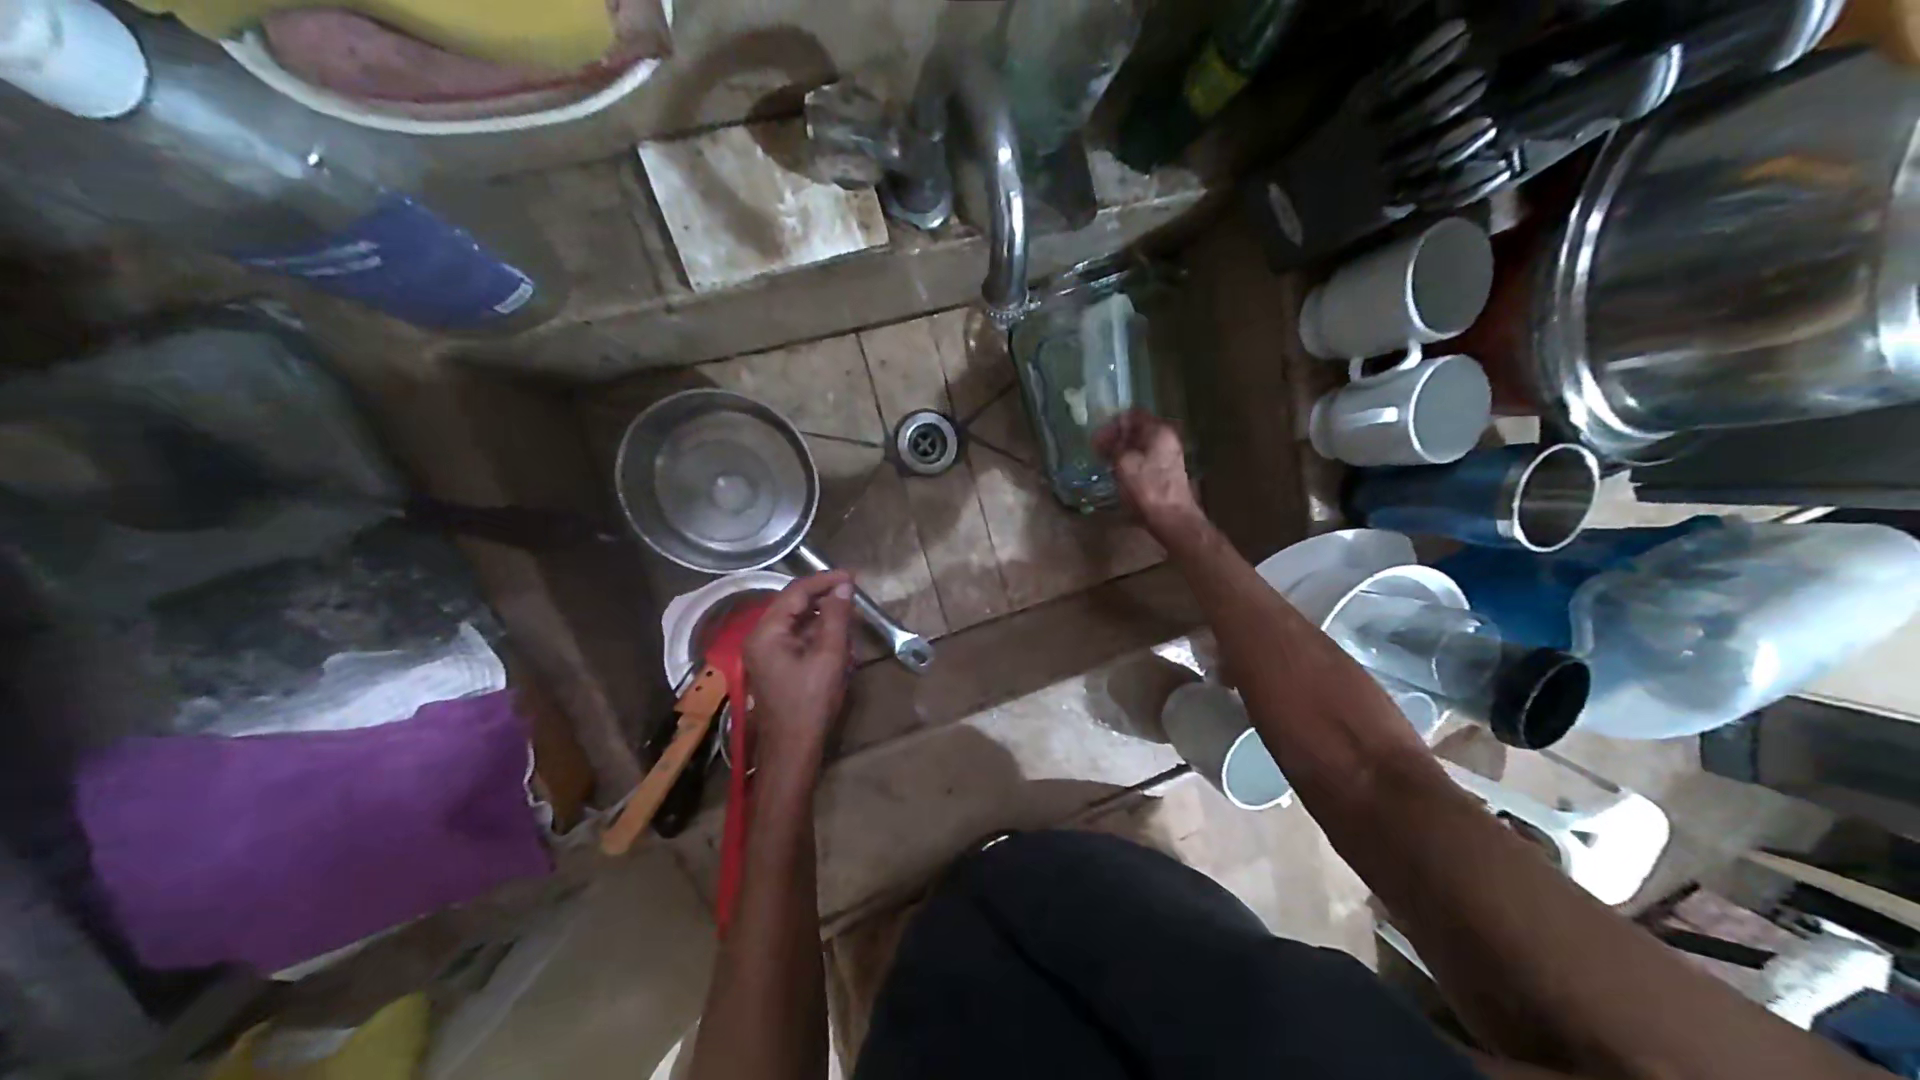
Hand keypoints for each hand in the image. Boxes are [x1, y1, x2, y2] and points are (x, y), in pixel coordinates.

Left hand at [743, 572, 854, 779]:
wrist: (792, 749)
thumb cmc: (810, 702)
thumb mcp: (829, 656)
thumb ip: (836, 617)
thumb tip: (844, 587)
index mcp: (766, 632)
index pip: (795, 593)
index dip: (824, 581)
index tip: (852, 577)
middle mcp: (760, 638)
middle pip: (793, 606)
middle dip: (824, 599)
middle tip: (853, 595)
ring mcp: (765, 654)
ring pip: (796, 623)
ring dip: (823, 618)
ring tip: (850, 619)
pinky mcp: (775, 667)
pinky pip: (796, 640)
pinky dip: (817, 636)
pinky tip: (839, 640)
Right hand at [1093, 410, 1201, 534]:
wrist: (1171, 518)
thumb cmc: (1146, 488)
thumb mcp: (1123, 463)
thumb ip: (1114, 446)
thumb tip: (1106, 441)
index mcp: (1159, 431)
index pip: (1133, 414)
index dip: (1112, 423)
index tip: (1098, 437)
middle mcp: (1167, 439)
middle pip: (1138, 430)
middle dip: (1116, 437)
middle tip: (1097, 449)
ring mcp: (1169, 456)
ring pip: (1141, 445)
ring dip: (1122, 450)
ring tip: (1105, 461)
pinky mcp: (1166, 472)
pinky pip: (1145, 458)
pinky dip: (1130, 461)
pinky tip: (1118, 472)